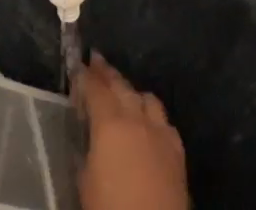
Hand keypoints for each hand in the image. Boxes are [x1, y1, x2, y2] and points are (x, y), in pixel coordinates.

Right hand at [74, 54, 188, 209]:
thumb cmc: (111, 207)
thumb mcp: (85, 181)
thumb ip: (86, 152)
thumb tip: (88, 139)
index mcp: (110, 124)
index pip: (95, 89)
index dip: (84, 75)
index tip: (77, 65)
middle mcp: (137, 119)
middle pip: (122, 86)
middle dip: (107, 73)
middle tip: (96, 61)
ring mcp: (161, 133)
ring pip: (146, 99)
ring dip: (132, 91)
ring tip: (122, 92)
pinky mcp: (178, 151)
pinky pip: (164, 121)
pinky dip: (152, 115)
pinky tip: (148, 123)